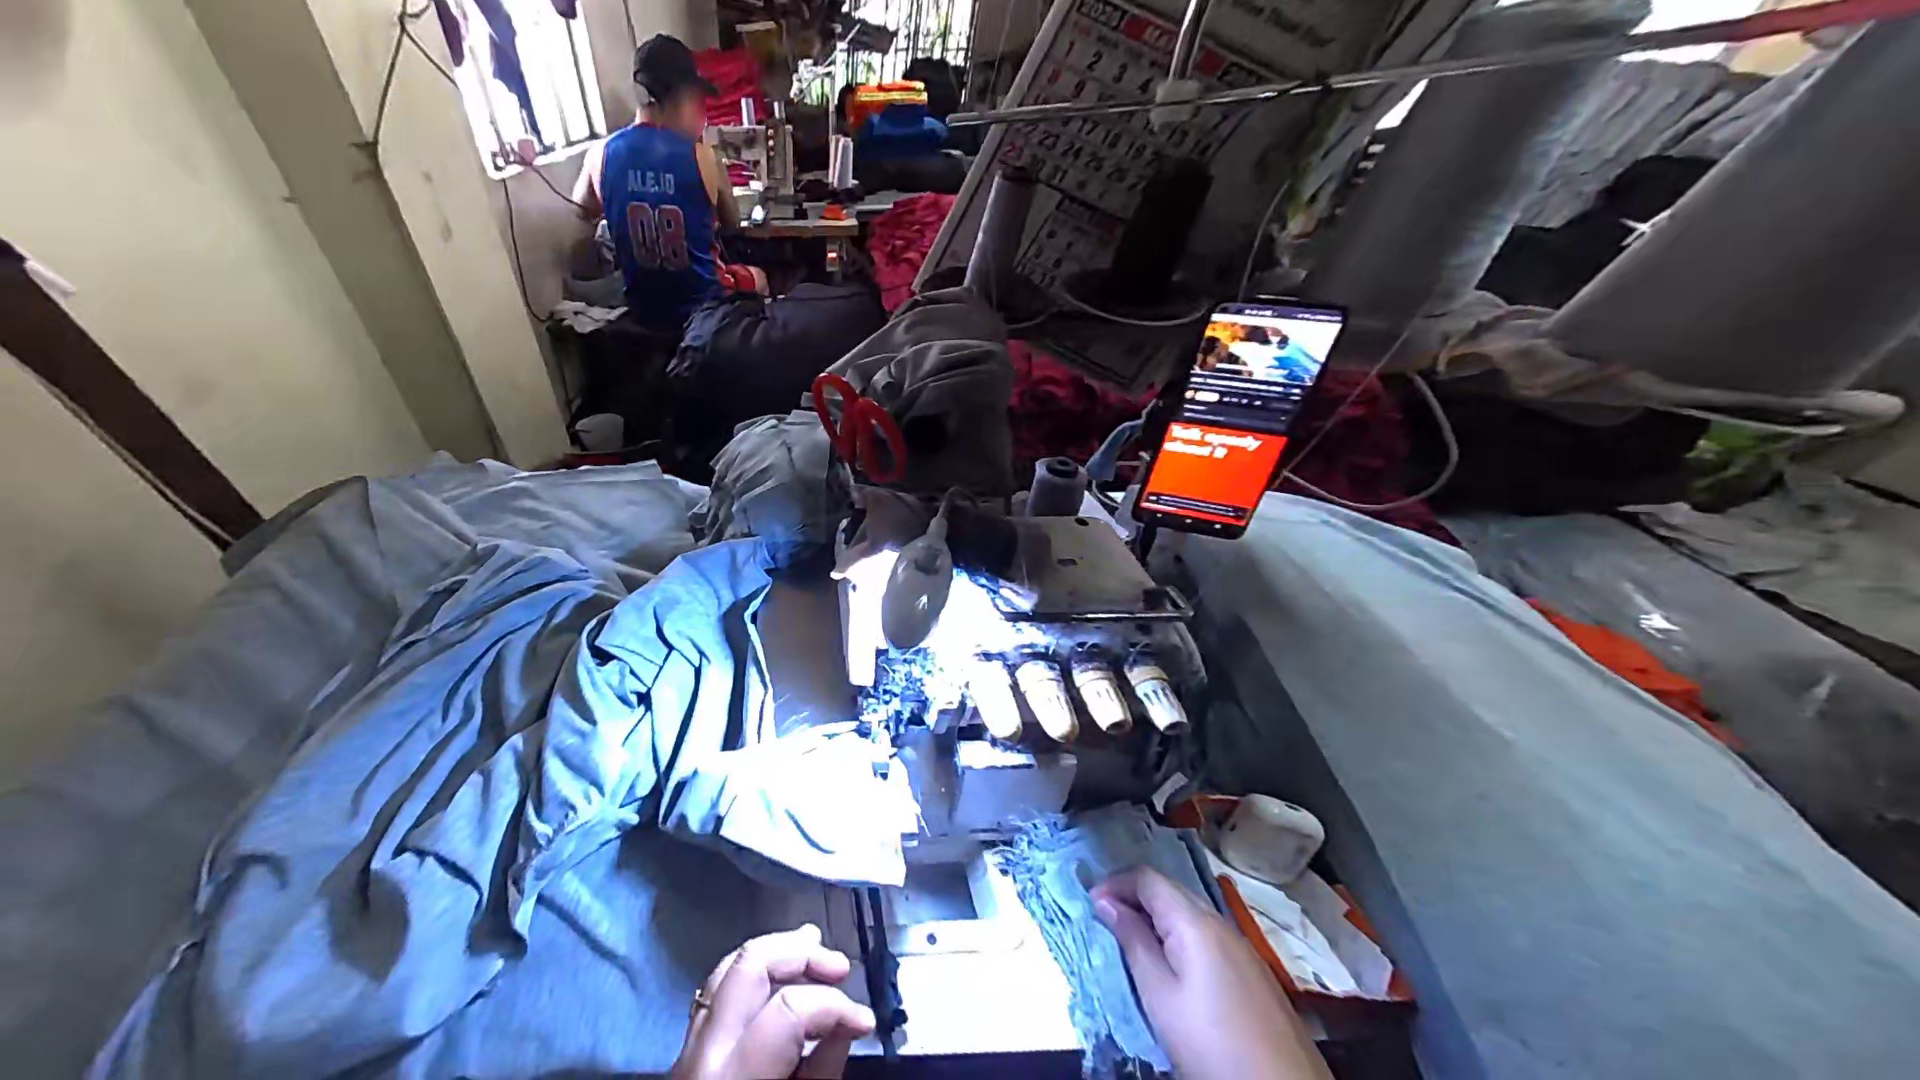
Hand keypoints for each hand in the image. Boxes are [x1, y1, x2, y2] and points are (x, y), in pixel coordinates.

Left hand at [671, 925, 876, 1079]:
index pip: (789, 1010)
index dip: (835, 1007)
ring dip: (778, 952)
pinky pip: (719, 990)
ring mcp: (686, 1050)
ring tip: (816, 951)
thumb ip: (823, 1071)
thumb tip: (846, 1022)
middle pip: (750, 966)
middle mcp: (701, 1054)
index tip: (865, 1022)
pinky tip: (782, 973)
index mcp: (732, 1079)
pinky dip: (755, 972)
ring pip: (728, 966)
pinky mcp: (685, 1052)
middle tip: (840, 967)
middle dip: (801, 954)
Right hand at [1092, 867, 1332, 1079]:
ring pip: (1188, 911)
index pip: (1148, 878)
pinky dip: (1178, 934)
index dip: (1115, 883)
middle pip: (1169, 889)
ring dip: (1155, 916)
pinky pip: (1206, 933)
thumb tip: (1107, 903)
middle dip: (1133, 896)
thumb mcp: (1159, 995)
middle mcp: (1219, 921)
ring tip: (1131, 940)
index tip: (1091, 904)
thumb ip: (1133, 942)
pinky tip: (1171, 962)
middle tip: (1105, 919)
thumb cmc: (1210, 1043)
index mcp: (1194, 921)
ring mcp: (1240, 944)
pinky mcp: (1251, 968)